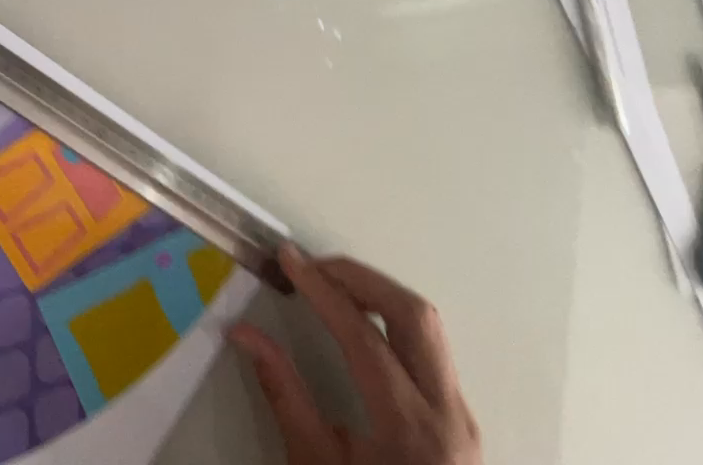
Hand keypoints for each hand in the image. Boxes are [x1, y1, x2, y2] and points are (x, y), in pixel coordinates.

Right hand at [229, 246, 481, 464]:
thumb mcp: (314, 462)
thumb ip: (283, 392)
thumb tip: (243, 332)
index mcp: (409, 427)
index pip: (363, 335)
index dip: (321, 289)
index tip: (288, 258)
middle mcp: (447, 411)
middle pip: (414, 314)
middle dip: (359, 278)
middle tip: (311, 267)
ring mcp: (460, 411)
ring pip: (428, 325)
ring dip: (377, 293)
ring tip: (328, 285)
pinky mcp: (458, 412)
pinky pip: (428, 345)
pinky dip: (390, 317)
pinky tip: (356, 319)